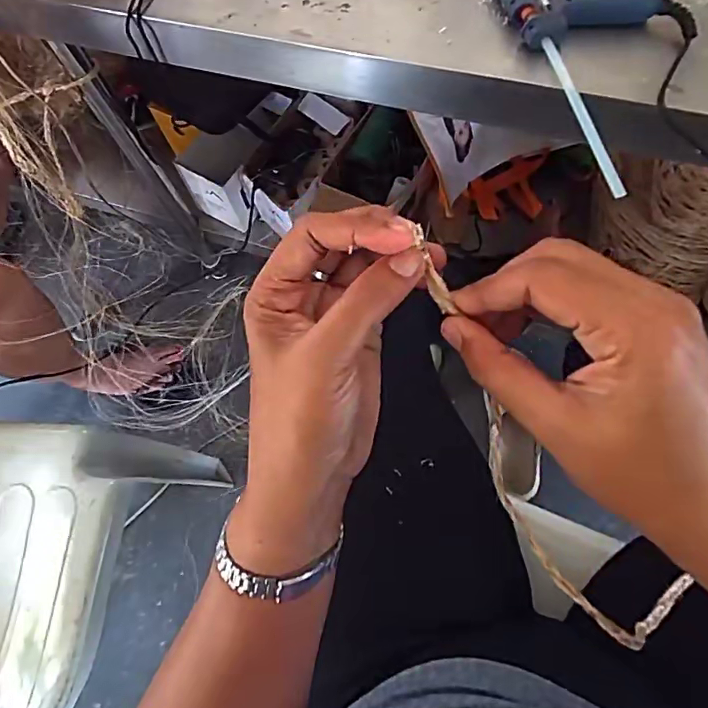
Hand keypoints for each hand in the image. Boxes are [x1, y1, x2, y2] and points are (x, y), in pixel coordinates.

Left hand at [234, 207, 442, 570]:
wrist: (311, 480)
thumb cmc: (297, 421)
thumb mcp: (326, 355)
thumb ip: (367, 301)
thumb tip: (411, 255)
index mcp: (275, 291)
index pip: (312, 235)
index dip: (355, 227)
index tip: (399, 234)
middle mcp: (302, 292)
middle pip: (341, 242)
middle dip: (378, 234)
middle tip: (418, 239)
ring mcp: (334, 310)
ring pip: (366, 263)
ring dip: (397, 254)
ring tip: (432, 253)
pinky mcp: (362, 329)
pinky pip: (384, 290)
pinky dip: (405, 279)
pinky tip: (426, 273)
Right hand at [440, 239, 707, 582]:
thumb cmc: (644, 479)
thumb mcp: (558, 428)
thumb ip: (498, 370)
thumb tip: (455, 330)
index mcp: (635, 325)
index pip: (544, 276)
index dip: (489, 289)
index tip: (454, 312)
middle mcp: (655, 299)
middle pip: (559, 257)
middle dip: (506, 282)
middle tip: (471, 320)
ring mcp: (664, 302)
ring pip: (576, 264)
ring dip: (529, 287)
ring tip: (497, 327)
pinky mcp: (662, 313)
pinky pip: (597, 284)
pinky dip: (557, 297)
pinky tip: (534, 325)